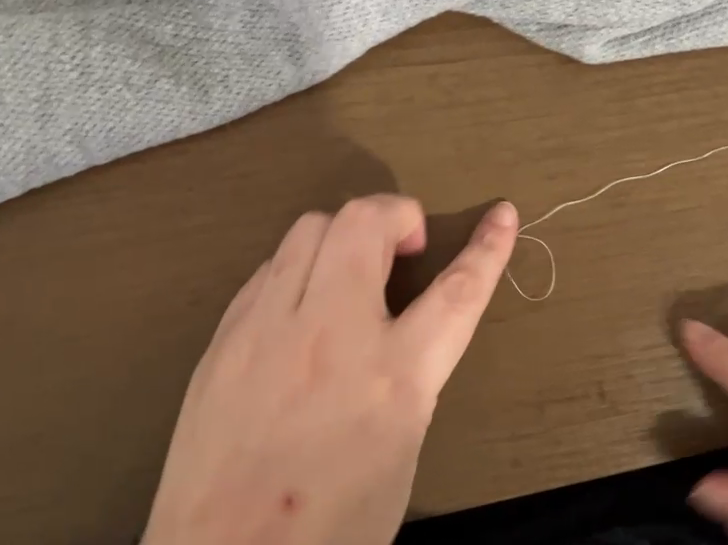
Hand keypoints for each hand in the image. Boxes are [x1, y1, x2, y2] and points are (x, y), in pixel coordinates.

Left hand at [141, 196, 518, 544]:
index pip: (456, 291)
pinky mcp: (224, 337)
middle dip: (396, 215)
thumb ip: (408, 374)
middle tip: (403, 249)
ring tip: (351, 272)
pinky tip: (301, 306)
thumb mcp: (399, 449)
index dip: (487, 248)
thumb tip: (403, 326)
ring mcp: (269, 328)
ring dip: (344, 235)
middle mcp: (331, 334)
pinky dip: (298, 269)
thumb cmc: (331, 524)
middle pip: (365, 222)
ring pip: (311, 227)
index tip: (502, 214)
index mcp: (392, 377)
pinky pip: (269, 269)